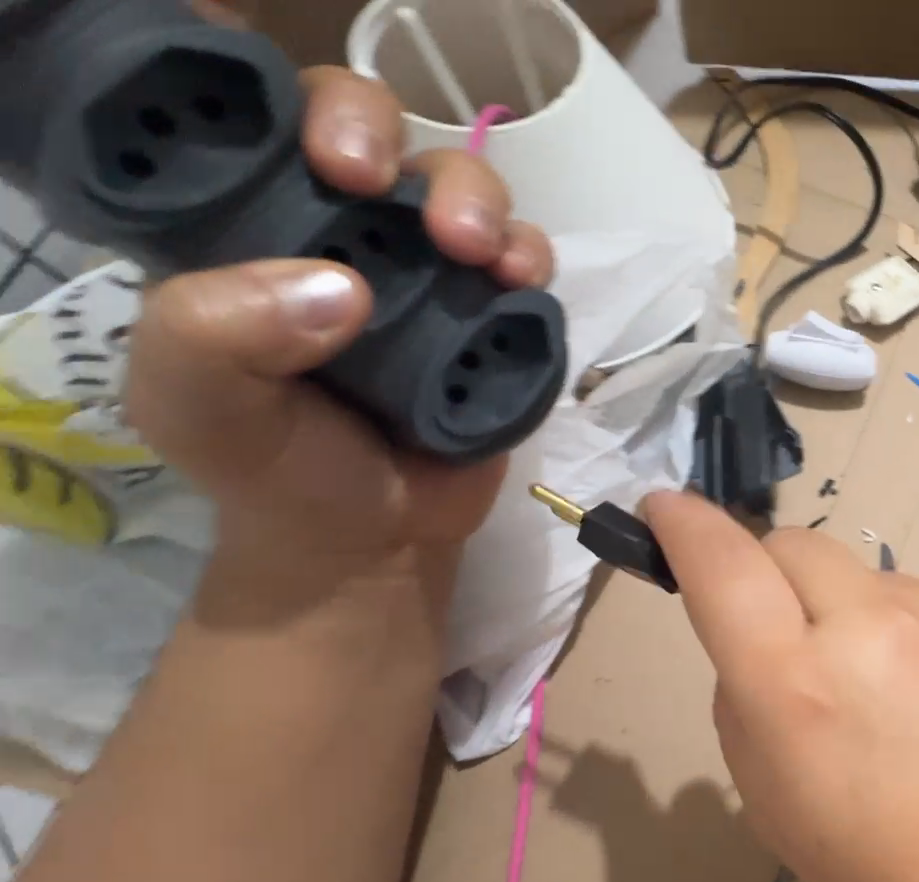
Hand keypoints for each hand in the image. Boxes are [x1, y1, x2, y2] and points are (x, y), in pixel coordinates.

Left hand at [123, 67, 554, 577]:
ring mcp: (434, 277)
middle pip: (394, 141)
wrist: (376, 540)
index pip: (281, 128)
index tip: (345, 167)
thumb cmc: (276, 469)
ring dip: (486, 208)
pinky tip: (524, 285)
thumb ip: (213, 333)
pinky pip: (526, 265)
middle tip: (422, 215)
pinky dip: (532, 261)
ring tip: (483, 258)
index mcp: (259, 232)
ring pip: (470, 194)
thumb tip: (345, 288)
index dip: (319, 117)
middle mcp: (352, 237)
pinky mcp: (498, 320)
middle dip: (413, 155)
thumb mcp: (198, 405)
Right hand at [645, 492, 918, 881]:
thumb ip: (745, 710)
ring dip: (828, 602)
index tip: (663, 510)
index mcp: (795, 686)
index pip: (723, 567)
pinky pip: (899, 594)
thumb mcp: (777, 809)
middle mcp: (862, 625)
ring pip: (848, 571)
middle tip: (773, 626)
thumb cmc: (896, 866)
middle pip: (788, 544)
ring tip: (862, 678)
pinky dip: (881, 619)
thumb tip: (750, 654)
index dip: (683, 527)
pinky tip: (914, 682)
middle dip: (761, 568)